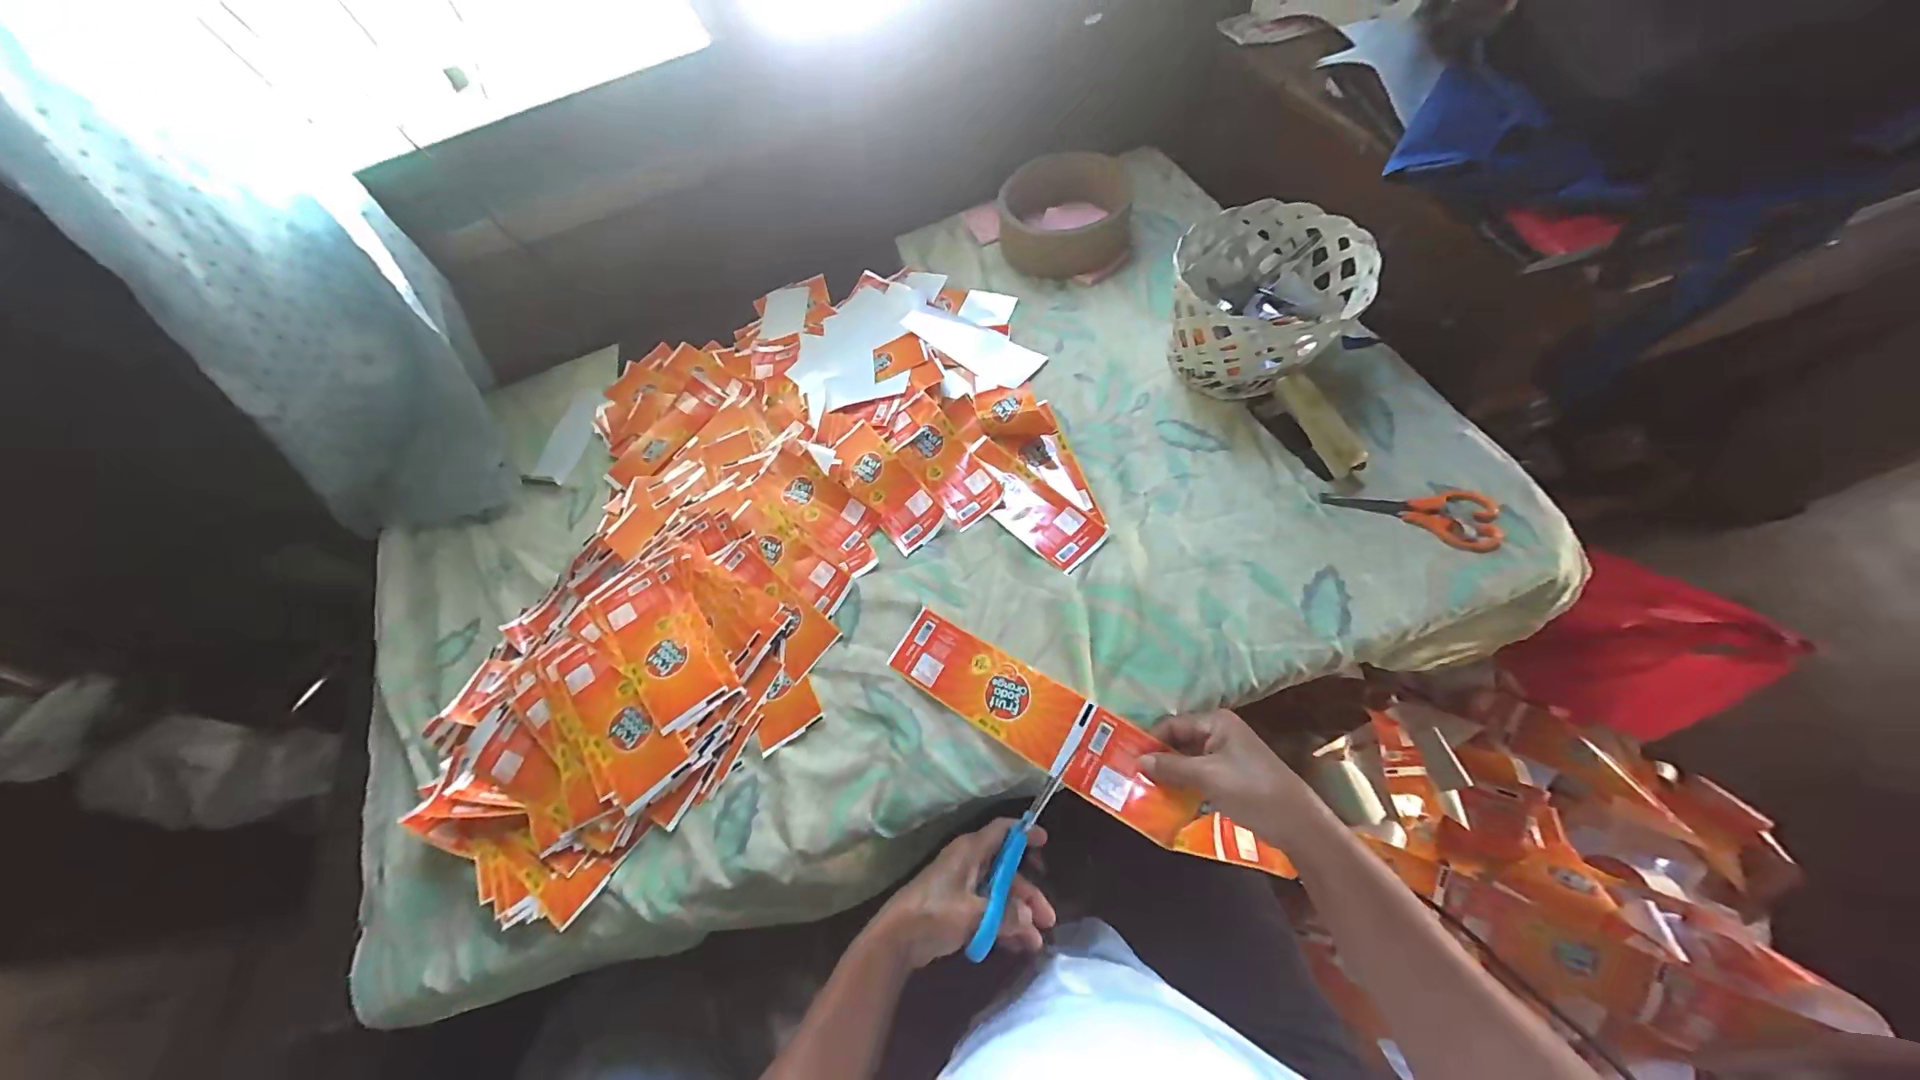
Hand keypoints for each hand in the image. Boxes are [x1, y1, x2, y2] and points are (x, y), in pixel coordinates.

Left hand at [868, 818, 1056, 968]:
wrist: (896, 939)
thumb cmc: (934, 914)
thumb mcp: (974, 914)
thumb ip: (1006, 914)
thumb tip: (1029, 918)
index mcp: (971, 851)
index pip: (1002, 831)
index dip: (1024, 833)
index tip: (1045, 841)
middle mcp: (969, 863)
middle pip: (1007, 870)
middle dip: (1029, 893)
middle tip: (1049, 919)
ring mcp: (963, 886)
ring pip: (1000, 894)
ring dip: (1019, 915)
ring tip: (1035, 943)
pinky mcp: (958, 908)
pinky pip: (988, 910)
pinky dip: (1003, 925)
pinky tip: (1018, 945)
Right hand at [1138, 709, 1319, 845]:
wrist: (1299, 824)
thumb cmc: (1252, 791)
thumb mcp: (1207, 777)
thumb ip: (1171, 767)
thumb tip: (1138, 761)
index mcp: (1217, 722)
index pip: (1173, 725)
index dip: (1151, 741)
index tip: (1130, 760)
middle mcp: (1220, 733)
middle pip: (1179, 741)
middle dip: (1159, 759)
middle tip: (1134, 776)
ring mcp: (1227, 755)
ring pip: (1188, 760)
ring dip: (1171, 774)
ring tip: (1147, 789)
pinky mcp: (1231, 776)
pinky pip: (1199, 775)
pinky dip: (1185, 785)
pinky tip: (1170, 799)